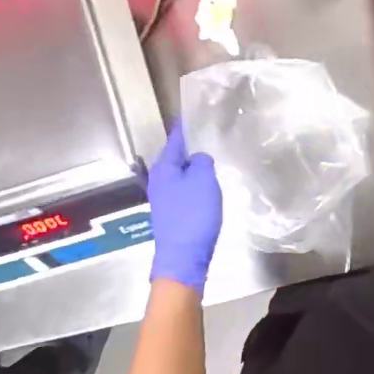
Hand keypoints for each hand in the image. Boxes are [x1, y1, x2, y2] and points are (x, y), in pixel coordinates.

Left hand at [147, 122, 221, 290]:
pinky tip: (207, 192)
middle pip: (177, 158)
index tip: (196, 116)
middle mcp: (158, 180)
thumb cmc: (194, 215)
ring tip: (214, 166)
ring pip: (181, 176)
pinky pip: (184, 193)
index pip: (176, 139)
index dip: (187, 127)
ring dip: (195, 171)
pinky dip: (195, 188)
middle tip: (212, 141)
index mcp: (164, 167)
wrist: (183, 257)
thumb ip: (203, 162)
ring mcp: (163, 199)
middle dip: (192, 150)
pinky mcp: (171, 215)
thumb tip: (200, 158)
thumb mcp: (204, 181)